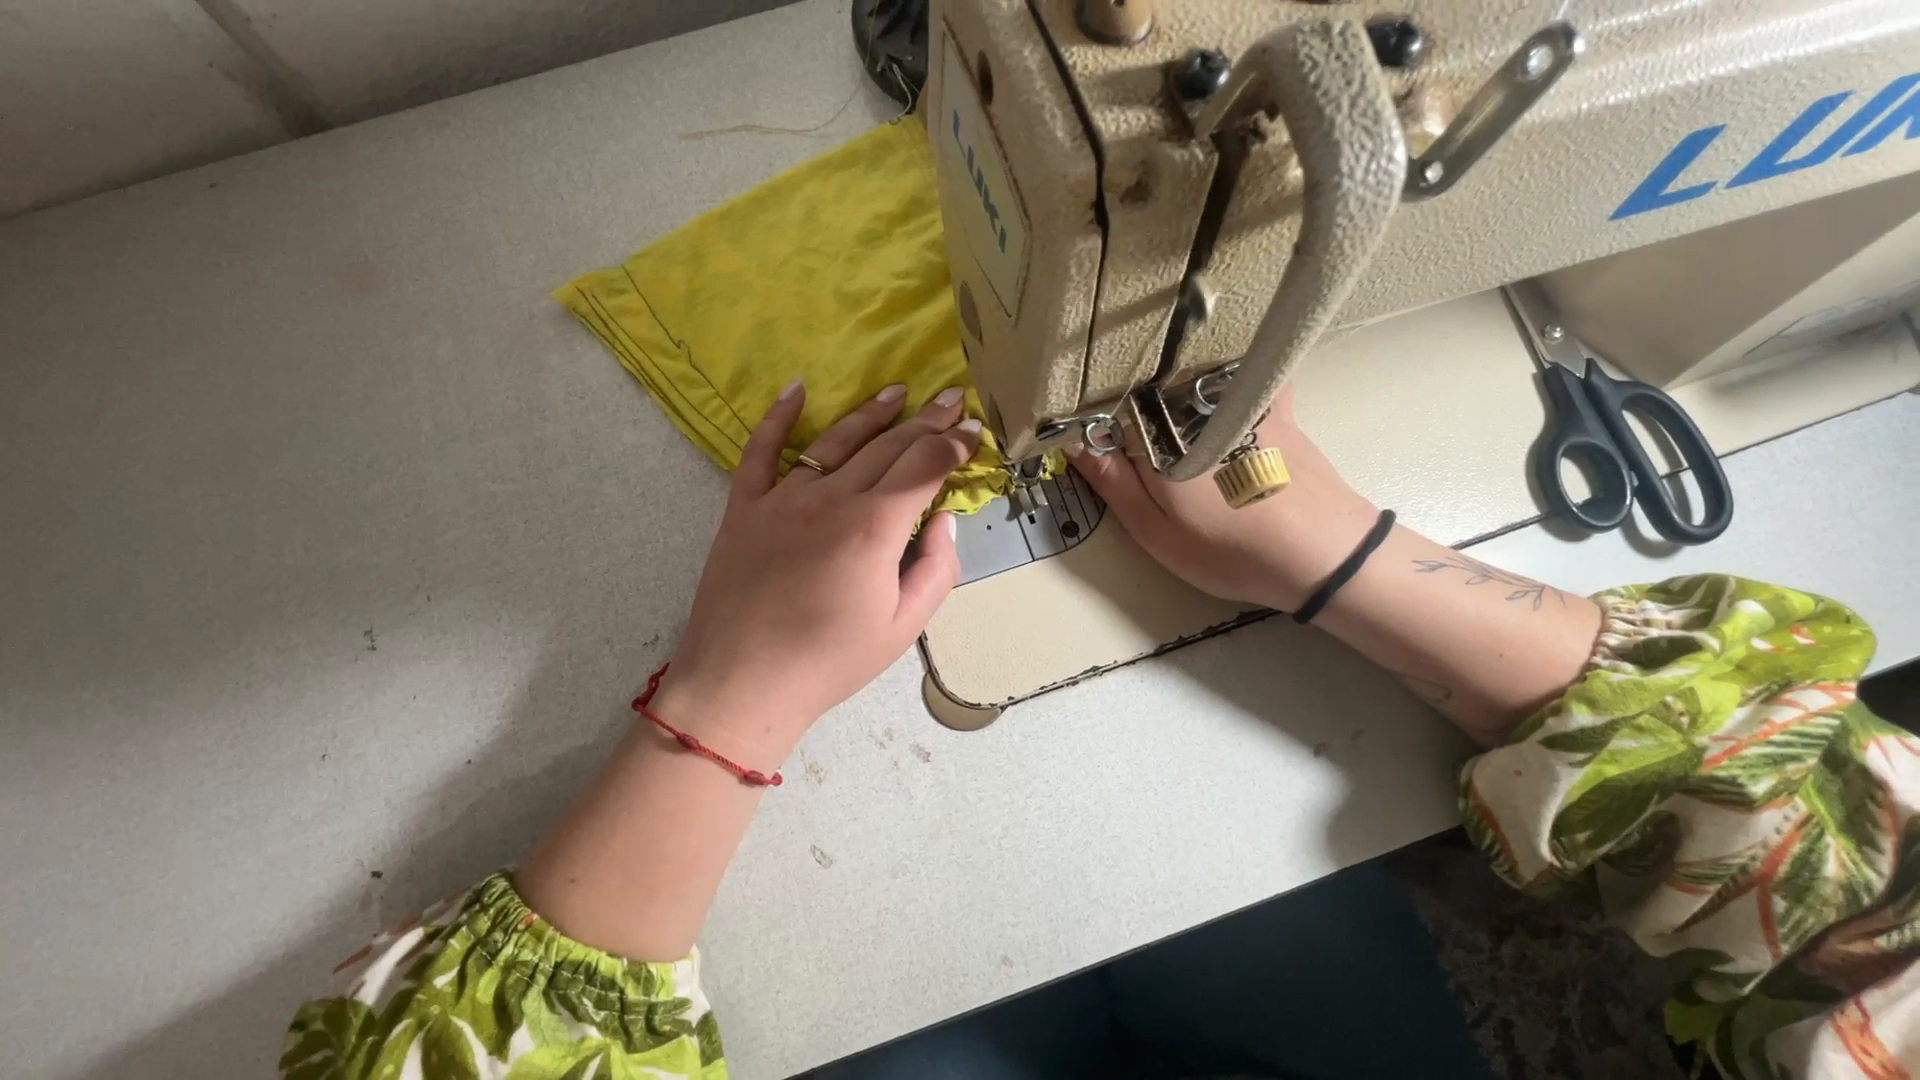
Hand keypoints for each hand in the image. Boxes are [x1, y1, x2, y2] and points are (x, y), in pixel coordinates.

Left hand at [655, 380, 978, 764]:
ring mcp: (783, 499)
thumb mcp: (903, 628)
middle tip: (952, 398)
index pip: (924, 467)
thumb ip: (936, 569)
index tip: (975, 430)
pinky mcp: (744, 508)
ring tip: (897, 391)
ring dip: (870, 413)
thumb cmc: (830, 662)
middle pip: (887, 446)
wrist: (742, 683)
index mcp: (874, 528)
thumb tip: (945, 521)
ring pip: (835, 442)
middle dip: (926, 420)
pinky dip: (778, 419)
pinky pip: (760, 452)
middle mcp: (831, 499)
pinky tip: (796, 391)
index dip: (954, 445)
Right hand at [1071, 388, 1377, 611]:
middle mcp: (1193, 401)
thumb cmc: (1231, 550)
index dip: (1089, 419)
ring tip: (1161, 405)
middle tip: (1117, 421)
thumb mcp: (1157, 533)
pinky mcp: (1271, 401)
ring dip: (1167, 382)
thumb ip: (1113, 483)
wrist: (1325, 553)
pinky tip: (1214, 389)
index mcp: (1157, 433)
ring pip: (1184, 375)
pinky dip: (1220, 375)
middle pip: (1143, 385)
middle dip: (1124, 398)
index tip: (1080, 433)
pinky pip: (1235, 371)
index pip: (1104, 408)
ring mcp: (1236, 395)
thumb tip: (1072, 441)